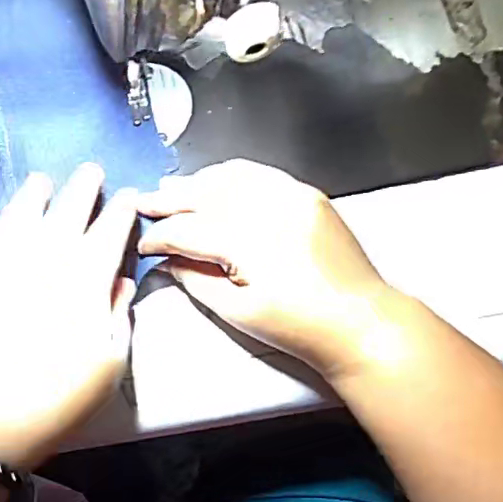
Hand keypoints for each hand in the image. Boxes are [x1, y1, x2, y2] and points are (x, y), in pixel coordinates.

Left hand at [0, 164, 136, 470]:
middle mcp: (44, 254)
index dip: (123, 210)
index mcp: (86, 274)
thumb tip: (120, 283)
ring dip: (34, 191)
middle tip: (92, 172)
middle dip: (85, 186)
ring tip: (42, 180)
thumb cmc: (57, 398)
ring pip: (19, 210)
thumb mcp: (110, 365)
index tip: (130, 197)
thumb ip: (119, 317)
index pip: (112, 229)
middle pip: (69, 207)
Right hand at [136, 159, 404, 379]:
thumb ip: (196, 280)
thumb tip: (169, 262)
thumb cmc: (299, 326)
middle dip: (170, 199)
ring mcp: (291, 196)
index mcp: (247, 242)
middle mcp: (268, 208)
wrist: (358, 320)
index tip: (144, 246)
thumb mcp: (237, 311)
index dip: (159, 237)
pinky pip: (262, 174)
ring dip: (198, 182)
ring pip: (231, 176)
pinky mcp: (307, 196)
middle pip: (205, 194)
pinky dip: (233, 175)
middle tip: (144, 202)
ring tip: (173, 189)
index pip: (188, 230)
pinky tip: (217, 181)